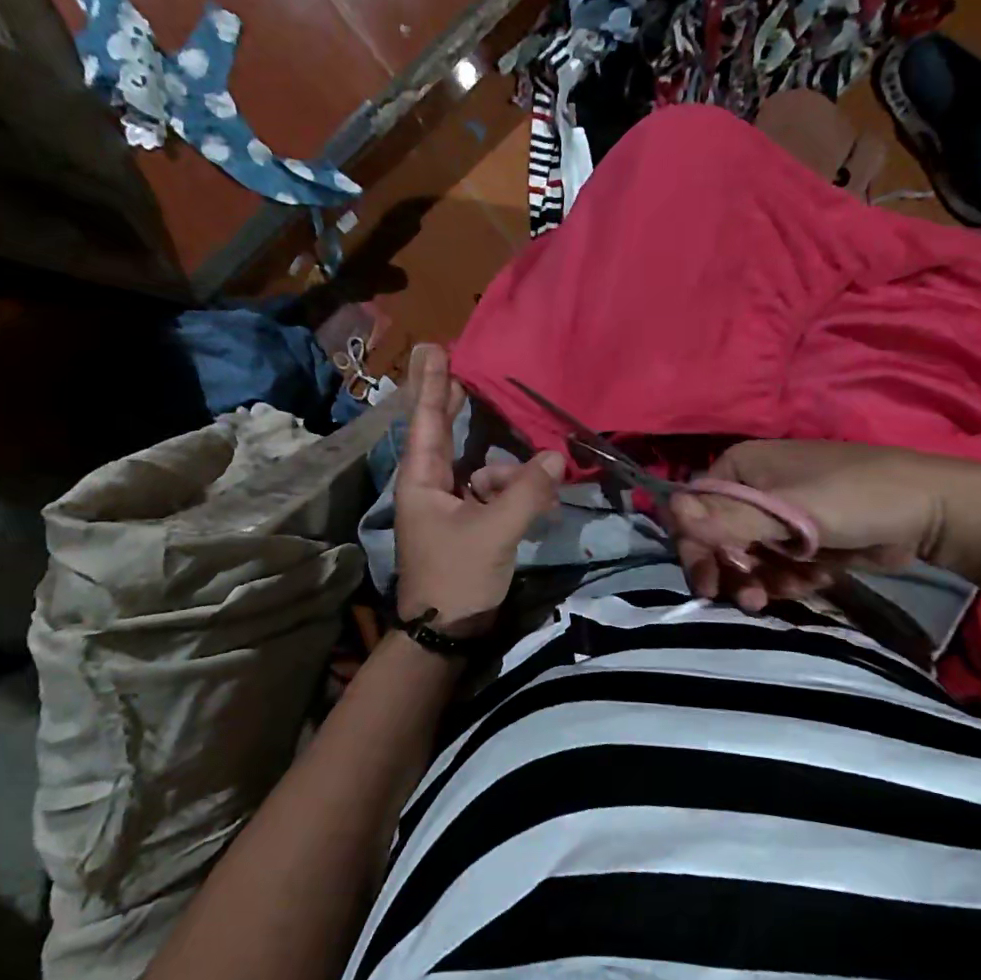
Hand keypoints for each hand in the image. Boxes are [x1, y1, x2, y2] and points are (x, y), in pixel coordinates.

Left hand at [394, 344, 565, 637]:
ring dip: (511, 471)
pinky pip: (495, 494)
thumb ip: (527, 492)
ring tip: (544, 485)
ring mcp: (451, 505)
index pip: (427, 421)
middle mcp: (433, 486)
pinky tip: (541, 500)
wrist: (447, 631)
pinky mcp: (470, 523)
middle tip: (462, 368)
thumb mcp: (494, 532)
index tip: (433, 348)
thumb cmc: (457, 577)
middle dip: (457, 404)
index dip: (433, 384)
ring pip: (483, 470)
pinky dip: (517, 492)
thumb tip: (557, 456)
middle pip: (447, 434)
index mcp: (423, 481)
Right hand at [668, 440, 980, 610]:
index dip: (697, 549)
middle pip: (719, 540)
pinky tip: (813, 581)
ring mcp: (780, 516)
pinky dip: (788, 579)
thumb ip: (732, 516)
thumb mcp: (792, 510)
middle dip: (733, 572)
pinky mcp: (802, 539)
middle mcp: (754, 489)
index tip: (710, 585)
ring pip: (748, 559)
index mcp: (742, 468)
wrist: (929, 513)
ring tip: (789, 591)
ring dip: (762, 581)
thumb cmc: (856, 498)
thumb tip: (670, 508)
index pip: (695, 511)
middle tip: (749, 602)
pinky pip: (777, 566)